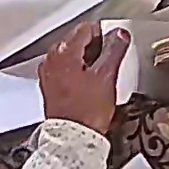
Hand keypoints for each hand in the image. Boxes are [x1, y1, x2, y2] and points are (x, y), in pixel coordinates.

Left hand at [39, 22, 132, 136]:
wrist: (73, 139)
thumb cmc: (87, 111)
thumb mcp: (107, 75)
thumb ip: (114, 50)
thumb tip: (119, 35)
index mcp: (63, 53)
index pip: (85, 29)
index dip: (104, 33)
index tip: (115, 42)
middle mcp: (51, 60)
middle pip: (76, 40)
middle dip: (95, 45)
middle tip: (111, 58)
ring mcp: (49, 74)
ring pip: (71, 55)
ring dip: (87, 58)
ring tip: (102, 72)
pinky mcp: (50, 87)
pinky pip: (66, 69)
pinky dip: (79, 71)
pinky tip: (91, 83)